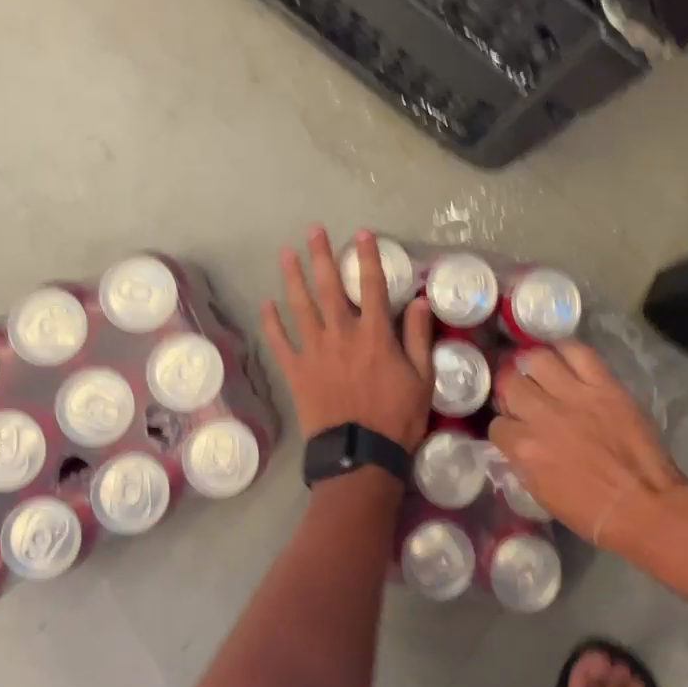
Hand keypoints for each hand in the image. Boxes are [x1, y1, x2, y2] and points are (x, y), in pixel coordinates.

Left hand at [262, 226, 434, 448]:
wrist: (360, 456)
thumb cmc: (397, 418)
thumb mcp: (422, 378)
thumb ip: (419, 337)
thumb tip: (420, 300)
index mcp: (375, 334)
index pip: (372, 285)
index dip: (367, 257)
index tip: (361, 234)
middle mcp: (342, 334)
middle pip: (329, 286)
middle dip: (322, 255)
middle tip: (314, 230)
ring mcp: (314, 351)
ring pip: (300, 306)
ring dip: (293, 277)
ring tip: (286, 253)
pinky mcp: (296, 371)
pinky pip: (279, 341)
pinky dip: (271, 322)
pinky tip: (265, 304)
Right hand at [488, 341, 687, 545]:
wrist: (644, 506)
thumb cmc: (591, 511)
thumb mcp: (540, 493)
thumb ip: (522, 461)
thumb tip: (516, 442)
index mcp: (524, 448)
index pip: (497, 424)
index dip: (505, 427)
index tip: (515, 429)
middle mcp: (543, 415)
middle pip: (510, 382)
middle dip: (510, 388)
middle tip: (520, 392)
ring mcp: (575, 395)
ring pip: (537, 358)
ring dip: (532, 364)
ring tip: (539, 370)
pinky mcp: (604, 385)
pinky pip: (578, 352)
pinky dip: (566, 349)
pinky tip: (563, 357)